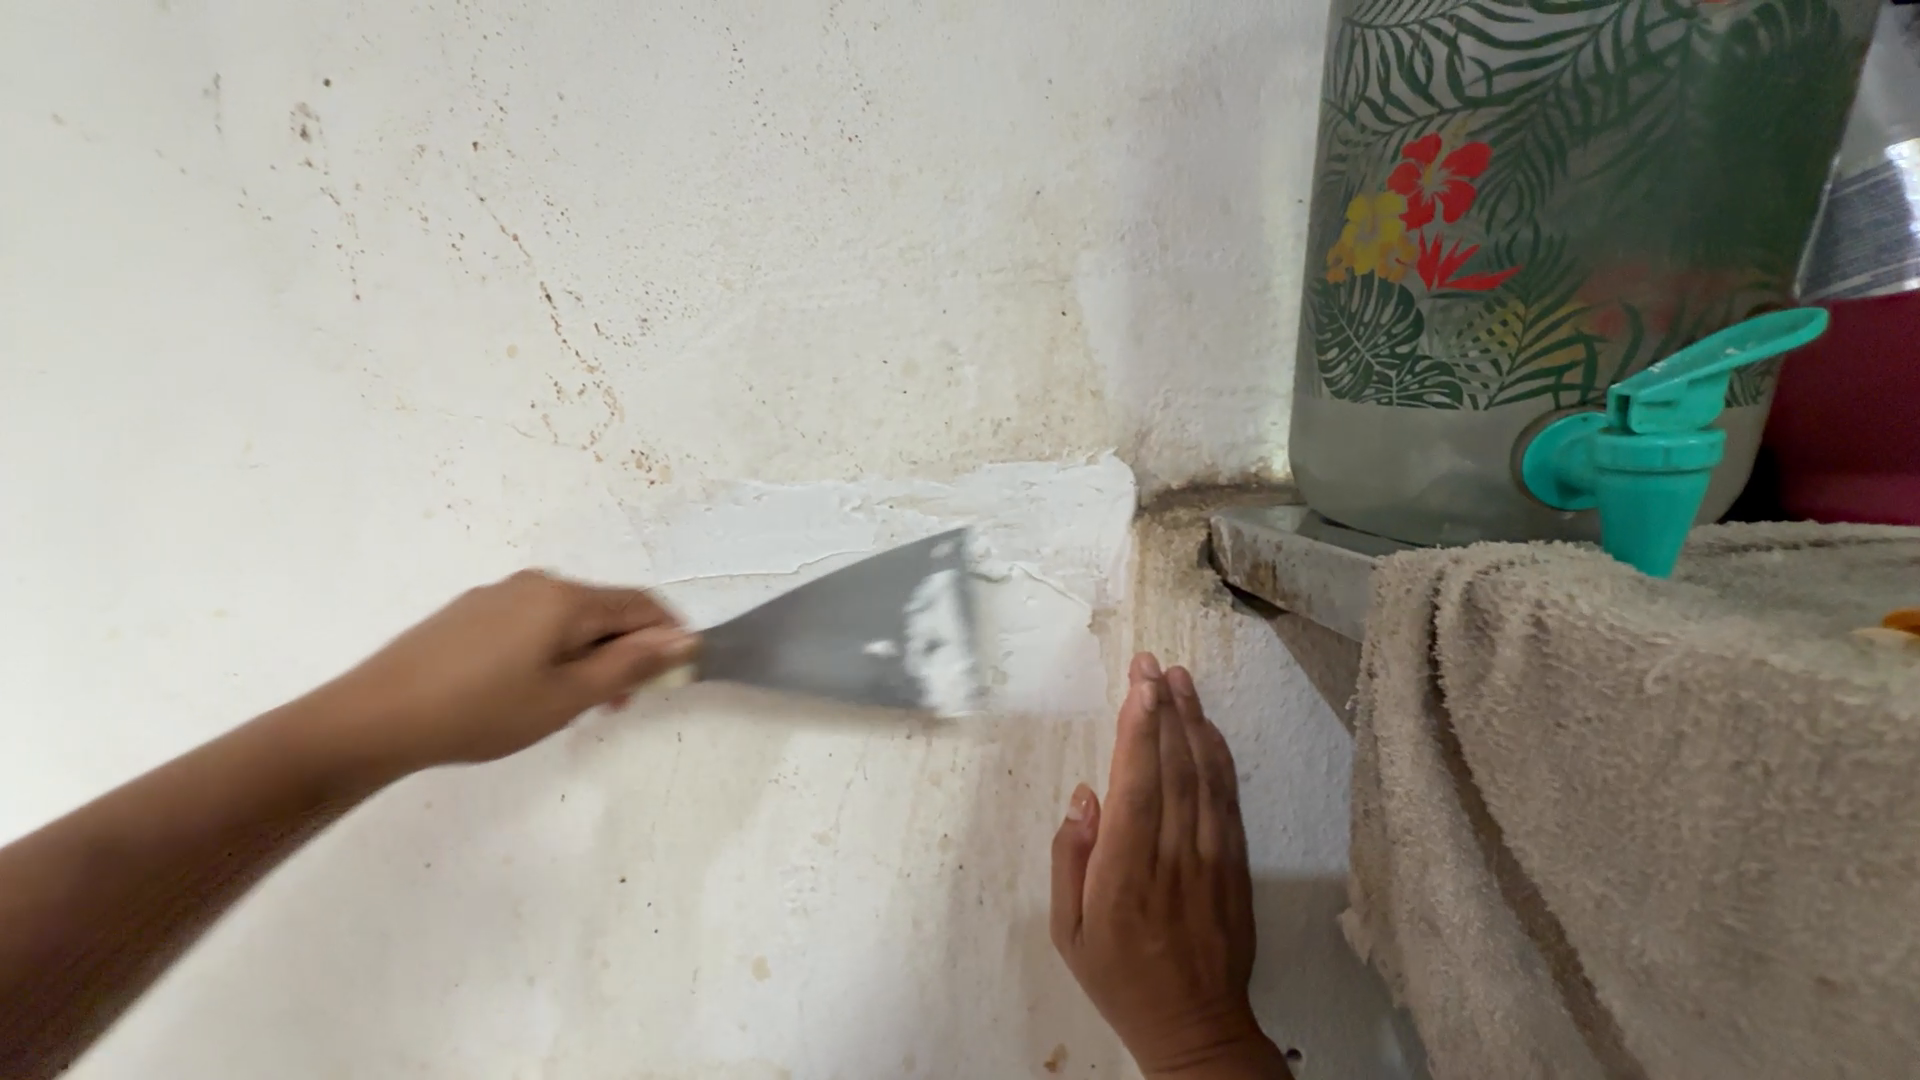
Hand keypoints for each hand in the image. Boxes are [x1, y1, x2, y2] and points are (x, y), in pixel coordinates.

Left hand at [312, 570, 696, 775]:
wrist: (370, 720)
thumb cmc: (483, 711)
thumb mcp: (570, 696)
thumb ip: (633, 663)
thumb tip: (686, 638)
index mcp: (567, 598)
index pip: (643, 605)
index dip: (668, 637)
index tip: (668, 679)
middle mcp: (537, 583)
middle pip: (605, 610)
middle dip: (625, 651)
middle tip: (615, 704)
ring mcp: (499, 595)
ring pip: (568, 618)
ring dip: (589, 653)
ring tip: (569, 702)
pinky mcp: (470, 612)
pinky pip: (533, 622)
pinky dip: (552, 649)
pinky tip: (526, 689)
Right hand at [1051, 654, 1287, 1078]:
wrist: (1197, 1027)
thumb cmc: (1120, 976)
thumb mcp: (1069, 931)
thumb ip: (1070, 860)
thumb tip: (1084, 796)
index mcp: (1125, 872)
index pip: (1136, 785)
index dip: (1139, 730)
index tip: (1138, 684)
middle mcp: (1173, 855)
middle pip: (1172, 767)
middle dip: (1161, 708)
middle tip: (1150, 663)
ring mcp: (1211, 856)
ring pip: (1204, 775)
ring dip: (1192, 721)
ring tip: (1179, 678)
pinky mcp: (1235, 862)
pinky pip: (1228, 798)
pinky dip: (1218, 756)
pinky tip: (1206, 727)